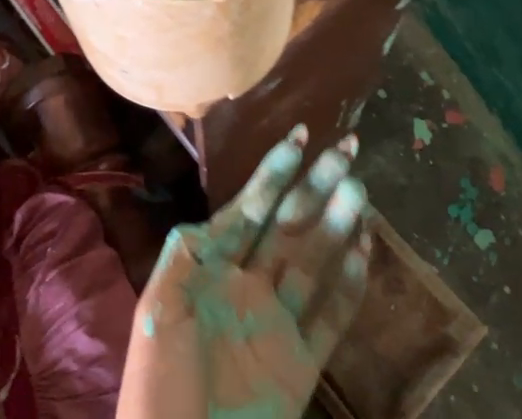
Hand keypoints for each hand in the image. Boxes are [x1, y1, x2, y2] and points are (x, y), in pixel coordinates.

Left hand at [118, 126, 370, 418]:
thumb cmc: (159, 385)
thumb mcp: (156, 315)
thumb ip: (185, 259)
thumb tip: (211, 216)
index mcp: (211, 271)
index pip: (248, 209)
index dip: (273, 174)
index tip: (299, 137)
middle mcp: (248, 287)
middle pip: (288, 226)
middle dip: (315, 186)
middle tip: (346, 149)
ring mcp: (277, 323)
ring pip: (314, 262)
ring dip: (337, 223)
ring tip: (359, 187)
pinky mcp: (301, 362)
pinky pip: (331, 316)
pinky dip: (350, 284)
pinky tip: (365, 248)